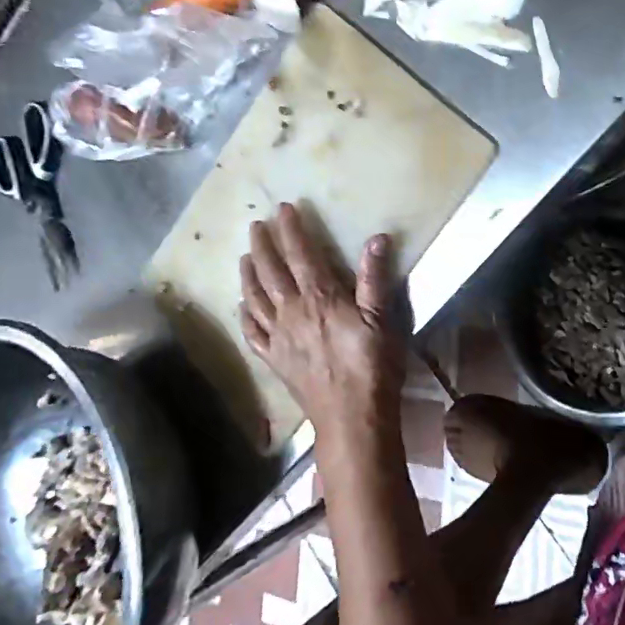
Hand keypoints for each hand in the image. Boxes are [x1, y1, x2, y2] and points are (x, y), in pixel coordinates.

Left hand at [239, 204, 405, 435]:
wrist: (351, 415)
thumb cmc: (372, 364)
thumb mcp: (382, 318)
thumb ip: (374, 278)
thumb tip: (376, 238)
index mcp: (320, 298)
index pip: (301, 255)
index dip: (292, 230)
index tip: (284, 209)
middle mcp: (292, 312)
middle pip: (271, 271)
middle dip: (263, 245)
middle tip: (256, 225)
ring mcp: (278, 336)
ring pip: (255, 297)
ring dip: (248, 273)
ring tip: (244, 256)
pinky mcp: (274, 359)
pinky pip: (252, 331)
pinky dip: (244, 314)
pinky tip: (242, 305)